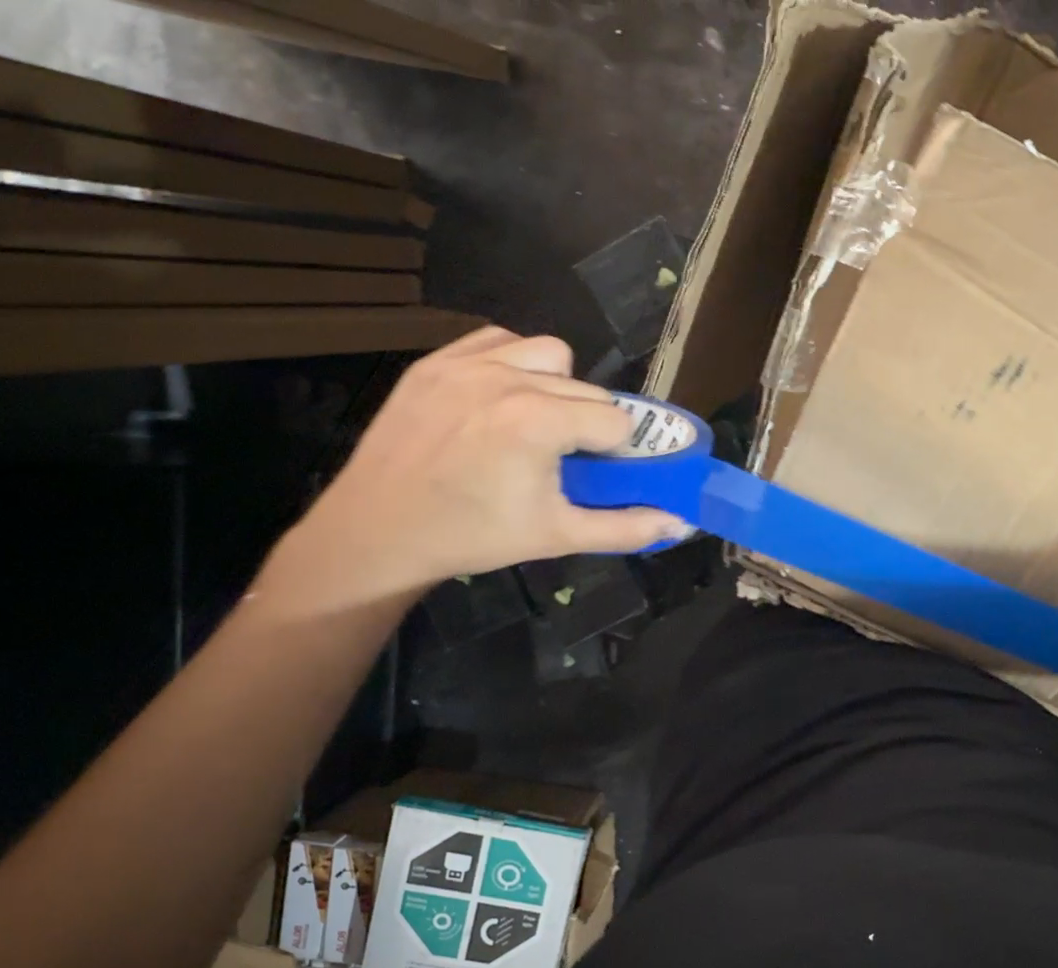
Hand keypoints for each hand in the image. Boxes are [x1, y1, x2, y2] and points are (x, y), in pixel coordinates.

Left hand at [255, 327, 686, 612]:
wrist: (376, 532)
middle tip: (565, 459)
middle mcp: (506, 380)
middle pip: (587, 389)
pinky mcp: (435, 361)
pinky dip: (513, 364)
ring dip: (558, 385)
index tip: (596, 473)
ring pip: (550, 355)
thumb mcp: (557, 536)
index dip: (615, 450)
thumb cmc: (472, 536)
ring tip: (535, 422)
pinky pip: (499, 340)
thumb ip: (626, 526)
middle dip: (589, 423)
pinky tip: (502, 399)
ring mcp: (465, 365)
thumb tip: (681, 524)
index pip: (614, 420)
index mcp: (537, 422)